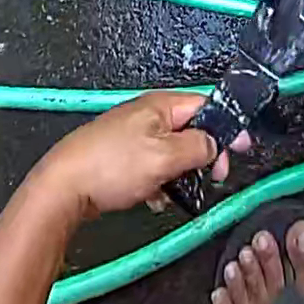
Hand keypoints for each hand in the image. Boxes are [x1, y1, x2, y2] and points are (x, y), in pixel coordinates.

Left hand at [27, 91, 249, 219]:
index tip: (240, 148)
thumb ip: (197, 146)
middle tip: (214, 177)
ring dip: (180, 172)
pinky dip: (160, 181)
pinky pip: (153, 165)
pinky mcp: (122, 156)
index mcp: (162, 105)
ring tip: (176, 191)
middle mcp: (149, 114)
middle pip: (191, 129)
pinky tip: (154, 198)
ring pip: (172, 151)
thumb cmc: (111, 166)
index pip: (206, 106)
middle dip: (204, 154)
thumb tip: (213, 143)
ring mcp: (134, 134)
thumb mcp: (165, 157)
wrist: (62, 188)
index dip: (226, 126)